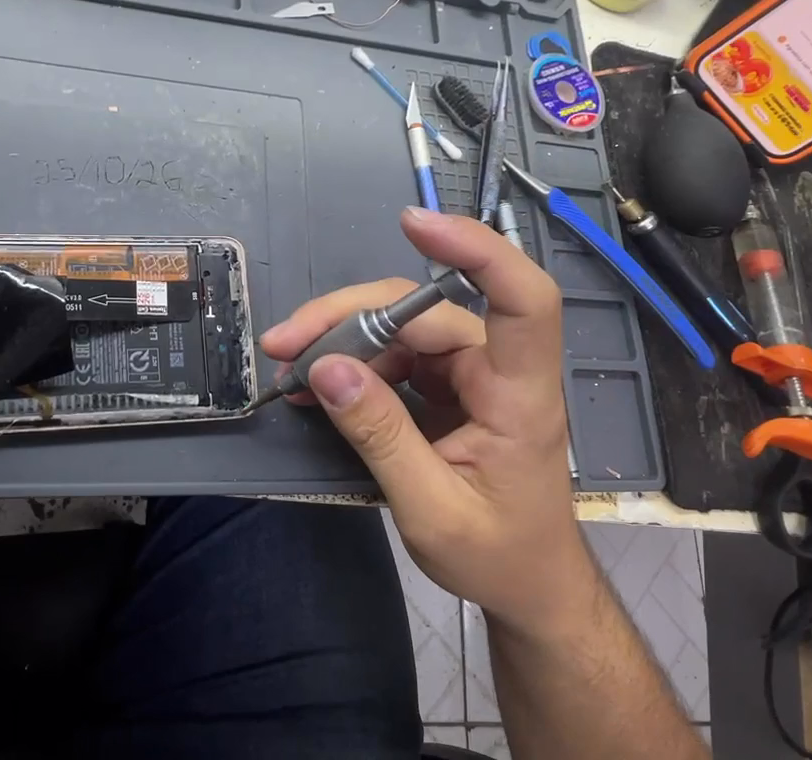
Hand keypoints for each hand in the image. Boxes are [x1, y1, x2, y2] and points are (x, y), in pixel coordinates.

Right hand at [259, 207, 597, 627]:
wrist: (528, 585)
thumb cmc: (499, 556)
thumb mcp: (431, 511)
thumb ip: (381, 439)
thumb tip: (327, 368)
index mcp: (519, 397)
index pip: (522, 301)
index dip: (477, 251)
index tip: (415, 224)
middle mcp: (497, 369)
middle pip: (424, 310)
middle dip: (347, 317)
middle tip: (283, 345)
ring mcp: (471, 373)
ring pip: (400, 326)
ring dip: (340, 338)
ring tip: (288, 367)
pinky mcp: (447, 384)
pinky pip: (393, 353)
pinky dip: (350, 362)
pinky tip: (313, 380)